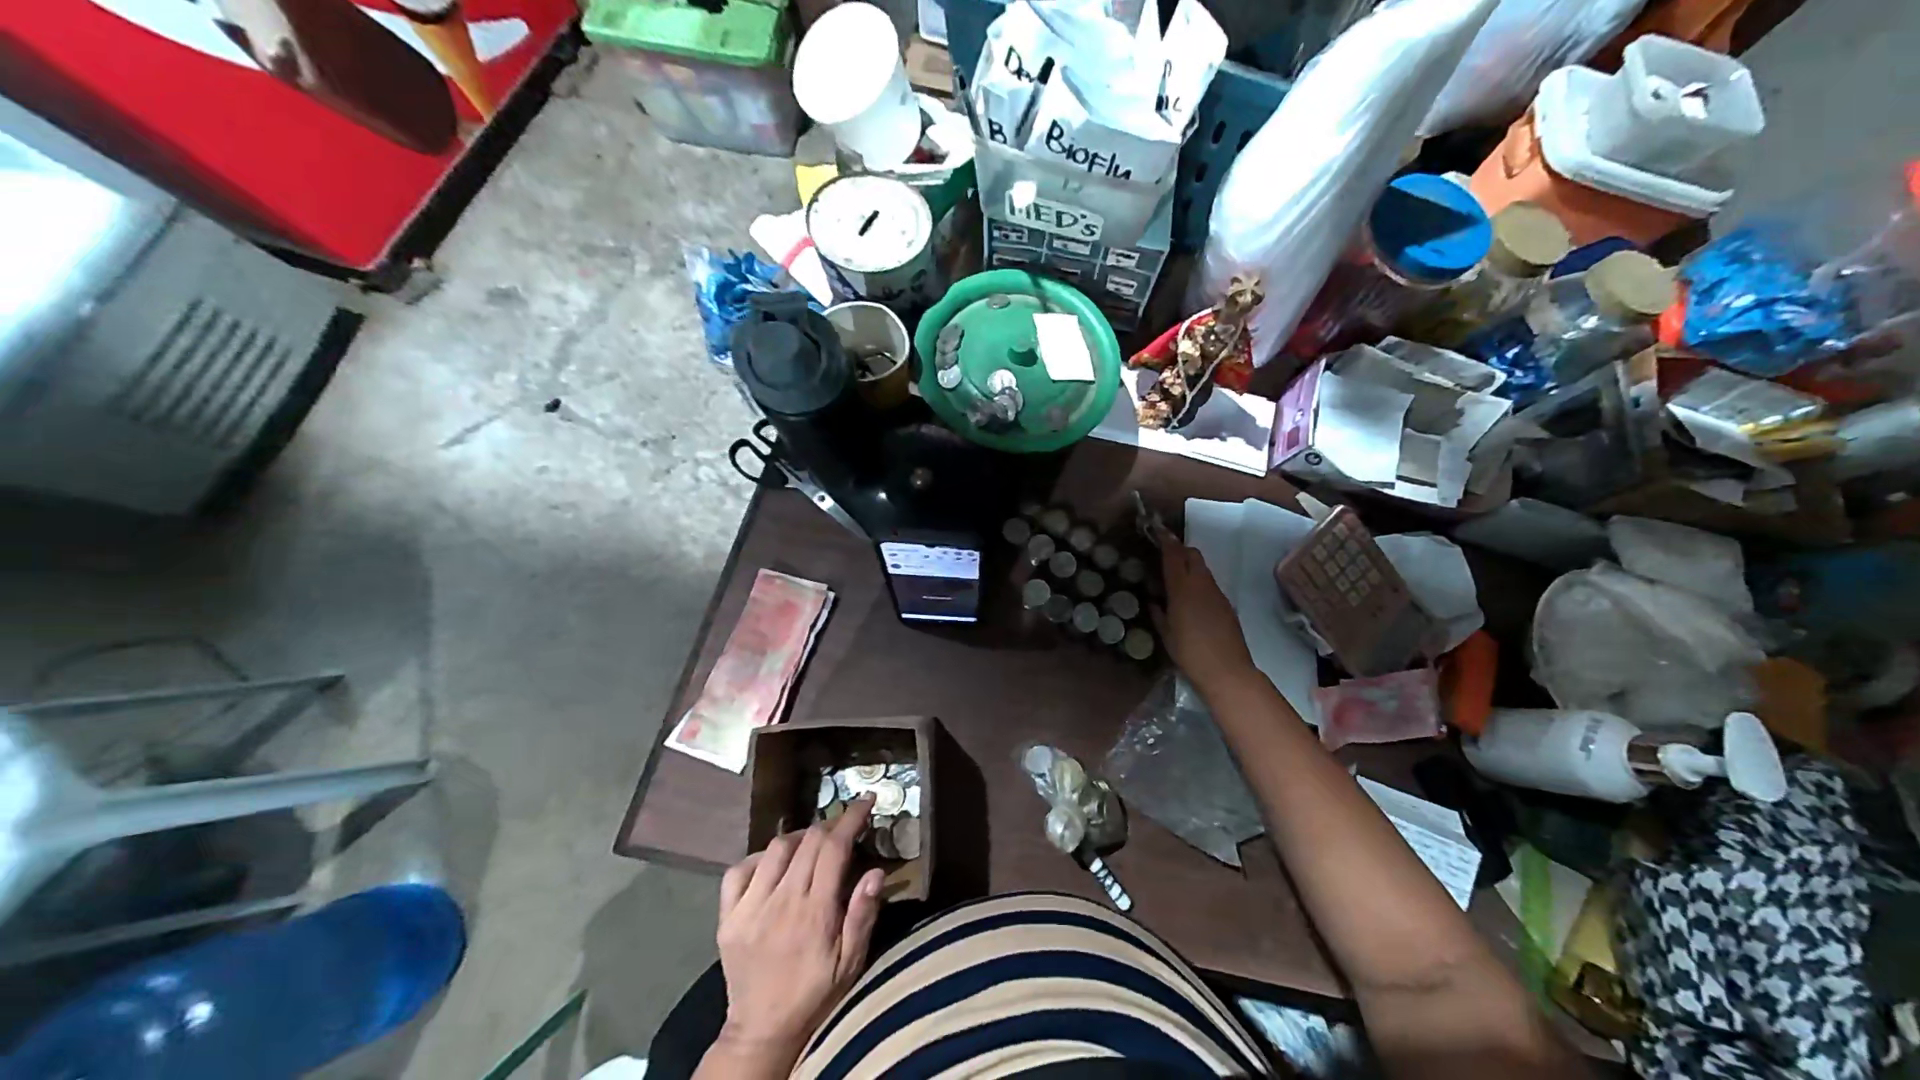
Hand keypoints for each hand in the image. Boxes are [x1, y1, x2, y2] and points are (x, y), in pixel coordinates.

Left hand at [713, 795, 885, 1068]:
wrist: (762, 1030)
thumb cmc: (816, 995)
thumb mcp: (851, 962)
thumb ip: (862, 915)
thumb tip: (876, 871)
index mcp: (815, 913)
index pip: (834, 848)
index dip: (851, 818)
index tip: (865, 801)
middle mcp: (781, 902)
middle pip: (807, 841)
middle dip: (830, 824)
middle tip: (844, 826)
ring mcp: (749, 908)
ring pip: (775, 849)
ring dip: (798, 837)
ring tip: (812, 843)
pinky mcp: (727, 917)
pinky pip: (739, 870)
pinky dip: (759, 857)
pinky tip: (773, 863)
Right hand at [1156, 532, 1258, 695]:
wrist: (1226, 670)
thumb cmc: (1189, 653)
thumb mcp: (1166, 634)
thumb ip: (1158, 614)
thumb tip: (1154, 601)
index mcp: (1182, 589)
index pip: (1173, 556)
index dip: (1165, 541)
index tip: (1157, 531)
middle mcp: (1201, 584)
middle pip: (1192, 555)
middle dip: (1179, 551)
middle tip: (1165, 558)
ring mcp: (1217, 593)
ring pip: (1202, 569)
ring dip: (1189, 567)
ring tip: (1176, 581)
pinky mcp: (1226, 604)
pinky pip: (1210, 584)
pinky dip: (1199, 582)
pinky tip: (1191, 600)